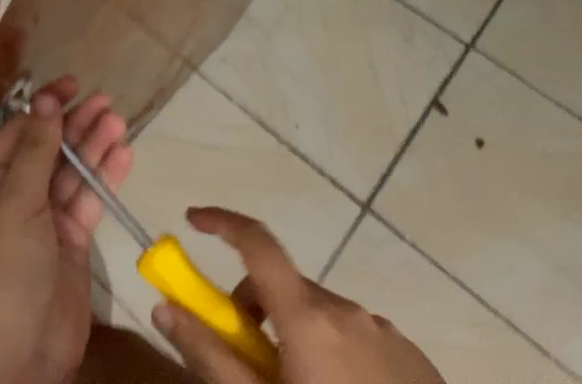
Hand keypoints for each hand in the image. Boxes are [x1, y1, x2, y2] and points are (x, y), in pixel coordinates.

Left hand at [0, 78, 134, 383]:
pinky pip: (90, 199)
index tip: (71, 85)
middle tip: (106, 99)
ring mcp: (47, 217)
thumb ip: (36, 152)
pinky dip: (106, 176)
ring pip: (73, 171)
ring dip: (95, 145)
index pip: (18, 131)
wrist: (22, 348)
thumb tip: (44, 101)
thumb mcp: (17, 203)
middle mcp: (17, 193)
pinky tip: (123, 153)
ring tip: (119, 118)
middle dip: (75, 123)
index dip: (44, 106)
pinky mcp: (73, 238)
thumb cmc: (8, 268)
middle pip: (50, 148)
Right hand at [151, 208, 444, 383]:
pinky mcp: (418, 360)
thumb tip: (163, 306)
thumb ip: (209, 355)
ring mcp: (388, 334)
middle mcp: (349, 311)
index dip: (221, 223)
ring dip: (299, 334)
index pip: (257, 244)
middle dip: (256, 308)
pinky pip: (361, 338)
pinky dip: (338, 353)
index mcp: (307, 317)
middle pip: (287, 287)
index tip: (192, 221)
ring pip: (324, 315)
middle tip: (245, 358)